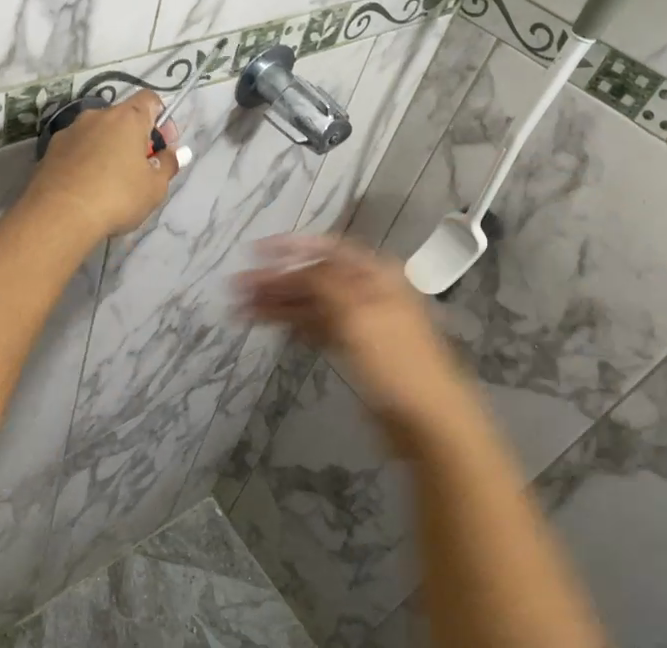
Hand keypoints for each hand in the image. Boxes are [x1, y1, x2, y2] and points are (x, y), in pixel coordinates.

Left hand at [23, 90, 179, 239]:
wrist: (58, 216)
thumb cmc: (116, 197)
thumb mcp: (154, 187)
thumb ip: (168, 165)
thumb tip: (174, 153)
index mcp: (127, 117)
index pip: (150, 99)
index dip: (161, 119)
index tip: (163, 146)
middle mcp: (96, 116)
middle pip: (122, 117)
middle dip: (134, 137)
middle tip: (140, 168)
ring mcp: (69, 132)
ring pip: (97, 133)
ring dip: (107, 148)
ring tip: (110, 182)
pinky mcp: (49, 151)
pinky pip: (76, 149)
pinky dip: (85, 161)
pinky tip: (86, 188)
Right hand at [236, 235, 469, 436]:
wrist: (429, 420)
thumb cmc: (396, 362)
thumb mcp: (356, 314)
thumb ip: (322, 284)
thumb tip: (294, 269)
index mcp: (375, 275)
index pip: (327, 249)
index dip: (290, 246)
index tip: (254, 251)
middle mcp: (367, 292)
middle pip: (314, 277)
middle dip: (275, 281)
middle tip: (237, 289)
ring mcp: (362, 322)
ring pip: (311, 304)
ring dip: (278, 304)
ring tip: (240, 311)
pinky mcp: (355, 350)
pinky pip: (317, 328)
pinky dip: (292, 325)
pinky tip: (269, 326)